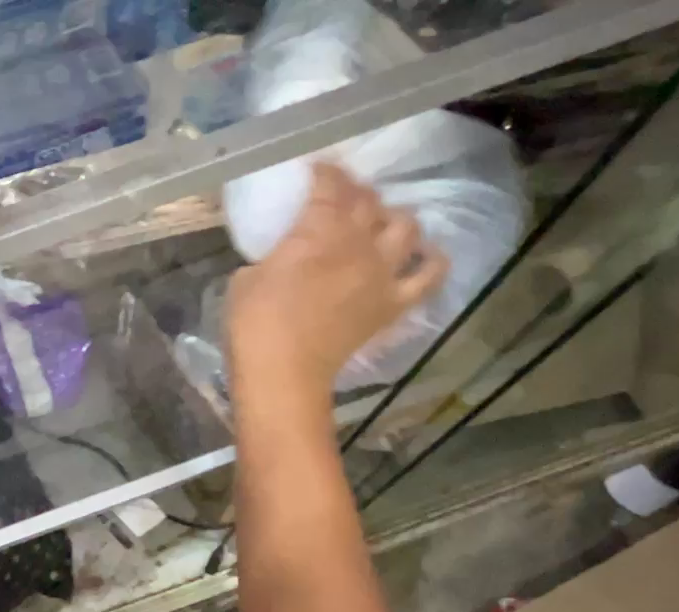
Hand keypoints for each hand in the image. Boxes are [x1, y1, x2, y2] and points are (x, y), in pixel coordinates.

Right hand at [225, 162, 447, 407]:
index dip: (326, 172)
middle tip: (343, 199)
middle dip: (357, 193)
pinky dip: (432, 260)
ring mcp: (383, 272)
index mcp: (318, 229)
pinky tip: (423, 255)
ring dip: (395, 219)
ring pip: (407, 226)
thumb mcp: (246, 279)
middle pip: (370, 201)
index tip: (316, 171)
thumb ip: (272, 258)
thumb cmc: (254, 325)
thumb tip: (283, 258)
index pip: (330, 185)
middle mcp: (359, 241)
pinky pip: (429, 275)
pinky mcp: (393, 304)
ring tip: (381, 225)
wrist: (283, 373)